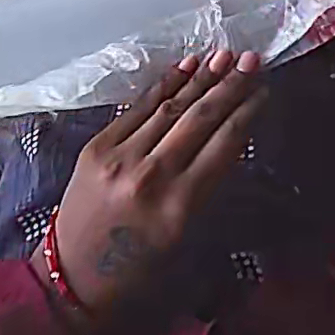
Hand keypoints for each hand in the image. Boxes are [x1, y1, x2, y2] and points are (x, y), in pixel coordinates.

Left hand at [42, 50, 265, 315]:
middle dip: (229, 87)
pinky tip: (185, 69)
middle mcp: (150, 176)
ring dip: (199, 80)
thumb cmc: (138, 270)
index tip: (262, 89)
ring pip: (169, 110)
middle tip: (250, 60)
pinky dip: (163, 87)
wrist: (71, 278)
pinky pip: (137, 110)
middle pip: (198, 120)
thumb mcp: (183, 236)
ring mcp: (119, 157)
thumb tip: (226, 137)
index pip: (222, 147)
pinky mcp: (97, 147)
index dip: (245, 113)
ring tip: (224, 56)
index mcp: (179, 207)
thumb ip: (205, 186)